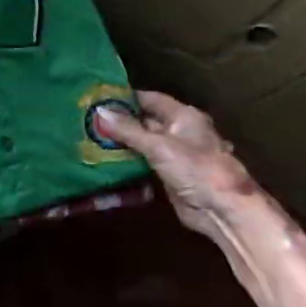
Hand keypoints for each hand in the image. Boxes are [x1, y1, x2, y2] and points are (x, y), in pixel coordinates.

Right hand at [92, 90, 259, 241]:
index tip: (96, 99)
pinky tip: (103, 160)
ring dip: (119, 142)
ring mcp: (173, 154)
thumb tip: (98, 112)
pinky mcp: (167, 173)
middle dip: (118, 121)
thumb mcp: (158, 146)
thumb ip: (127, 130)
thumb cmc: (195, 169)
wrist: (220, 208)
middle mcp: (179, 131)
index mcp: (183, 116)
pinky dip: (125, 161)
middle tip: (86, 121)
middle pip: (144, 121)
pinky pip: (142, 162)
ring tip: (88, 139)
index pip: (150, 99)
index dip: (125, 98)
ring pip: (141, 143)